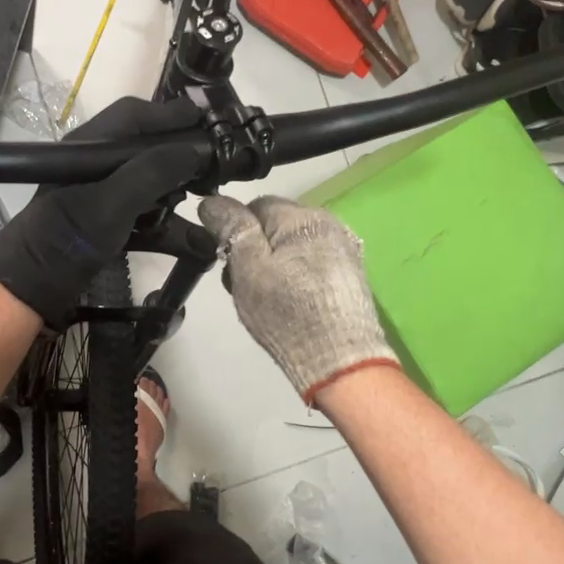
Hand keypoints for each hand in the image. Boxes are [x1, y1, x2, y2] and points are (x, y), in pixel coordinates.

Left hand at [0, 97, 207, 328]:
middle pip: (146, 151)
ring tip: (210, 204)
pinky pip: (145, 221)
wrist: (30, 290)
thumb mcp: (111, 203)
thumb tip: (194, 150)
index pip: (134, 116)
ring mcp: (101, 199)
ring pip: (150, 188)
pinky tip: (200, 245)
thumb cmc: (66, 238)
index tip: (206, 121)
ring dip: (179, 199)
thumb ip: (152, 173)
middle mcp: (96, 167)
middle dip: (181, 160)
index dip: (170, 115)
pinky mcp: (107, 228)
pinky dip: (170, 231)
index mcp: (88, 148)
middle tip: (216, 169)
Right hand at [197, 195, 398, 404]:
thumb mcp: (248, 269)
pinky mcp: (349, 275)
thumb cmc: (288, 313)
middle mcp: (329, 224)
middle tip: (245, 285)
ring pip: (291, 247)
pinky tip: (291, 303)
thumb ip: (231, 229)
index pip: (254, 206)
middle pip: (275, 226)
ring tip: (267, 299)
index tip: (228, 262)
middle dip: (254, 250)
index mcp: (303, 217)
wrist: (339, 362)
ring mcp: (343, 250)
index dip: (234, 231)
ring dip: (273, 265)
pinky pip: (310, 263)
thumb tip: (213, 201)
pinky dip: (294, 278)